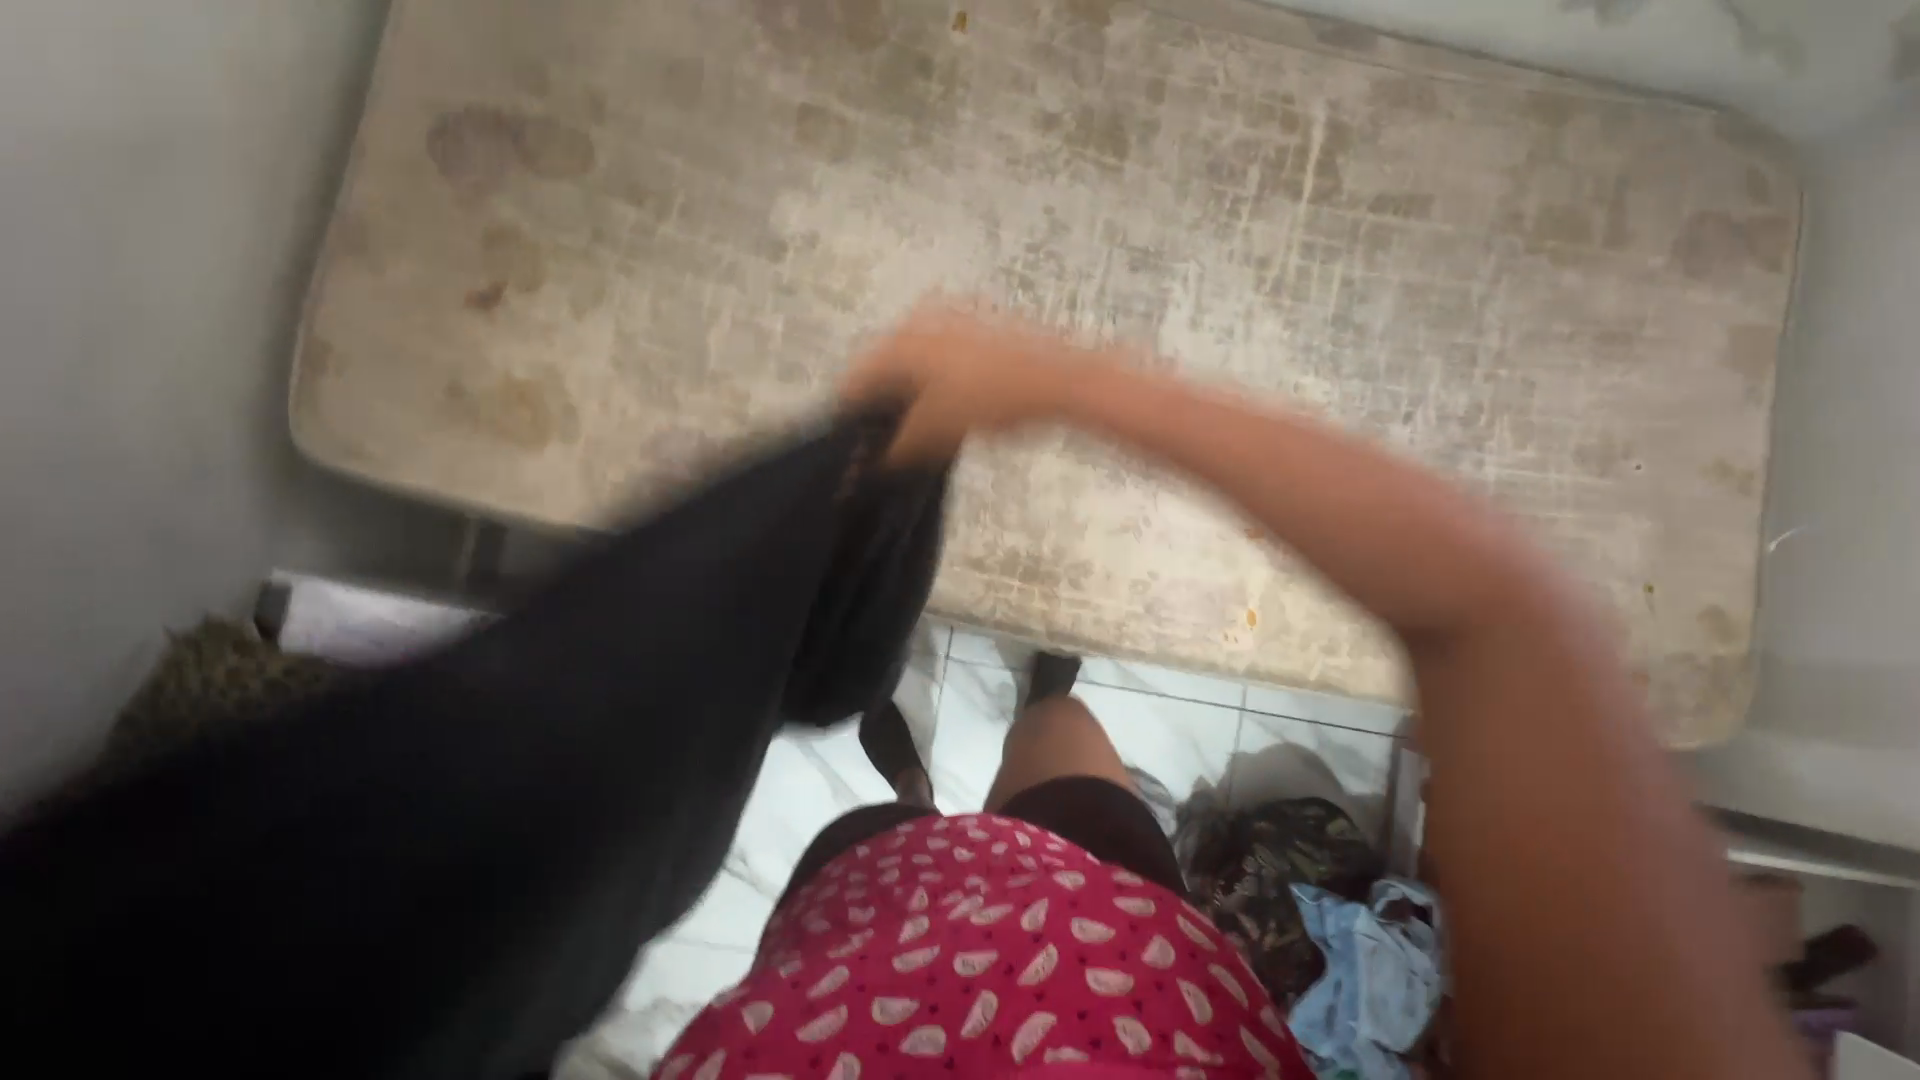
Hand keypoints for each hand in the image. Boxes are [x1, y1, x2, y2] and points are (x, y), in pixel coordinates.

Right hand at [840, 298, 1097, 464]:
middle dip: (885, 404)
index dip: (853, 417)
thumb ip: (897, 449)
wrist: (1061, 378)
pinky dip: (941, 380)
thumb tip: (879, 461)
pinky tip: (956, 406)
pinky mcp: (983, 324)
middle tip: (889, 440)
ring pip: (917, 361)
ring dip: (913, 393)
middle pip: (885, 367)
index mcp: (899, 340)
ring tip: (924, 429)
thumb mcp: (934, 434)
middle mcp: (920, 319)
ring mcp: (954, 316)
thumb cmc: (993, 398)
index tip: (855, 442)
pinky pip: (946, 356)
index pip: (856, 380)